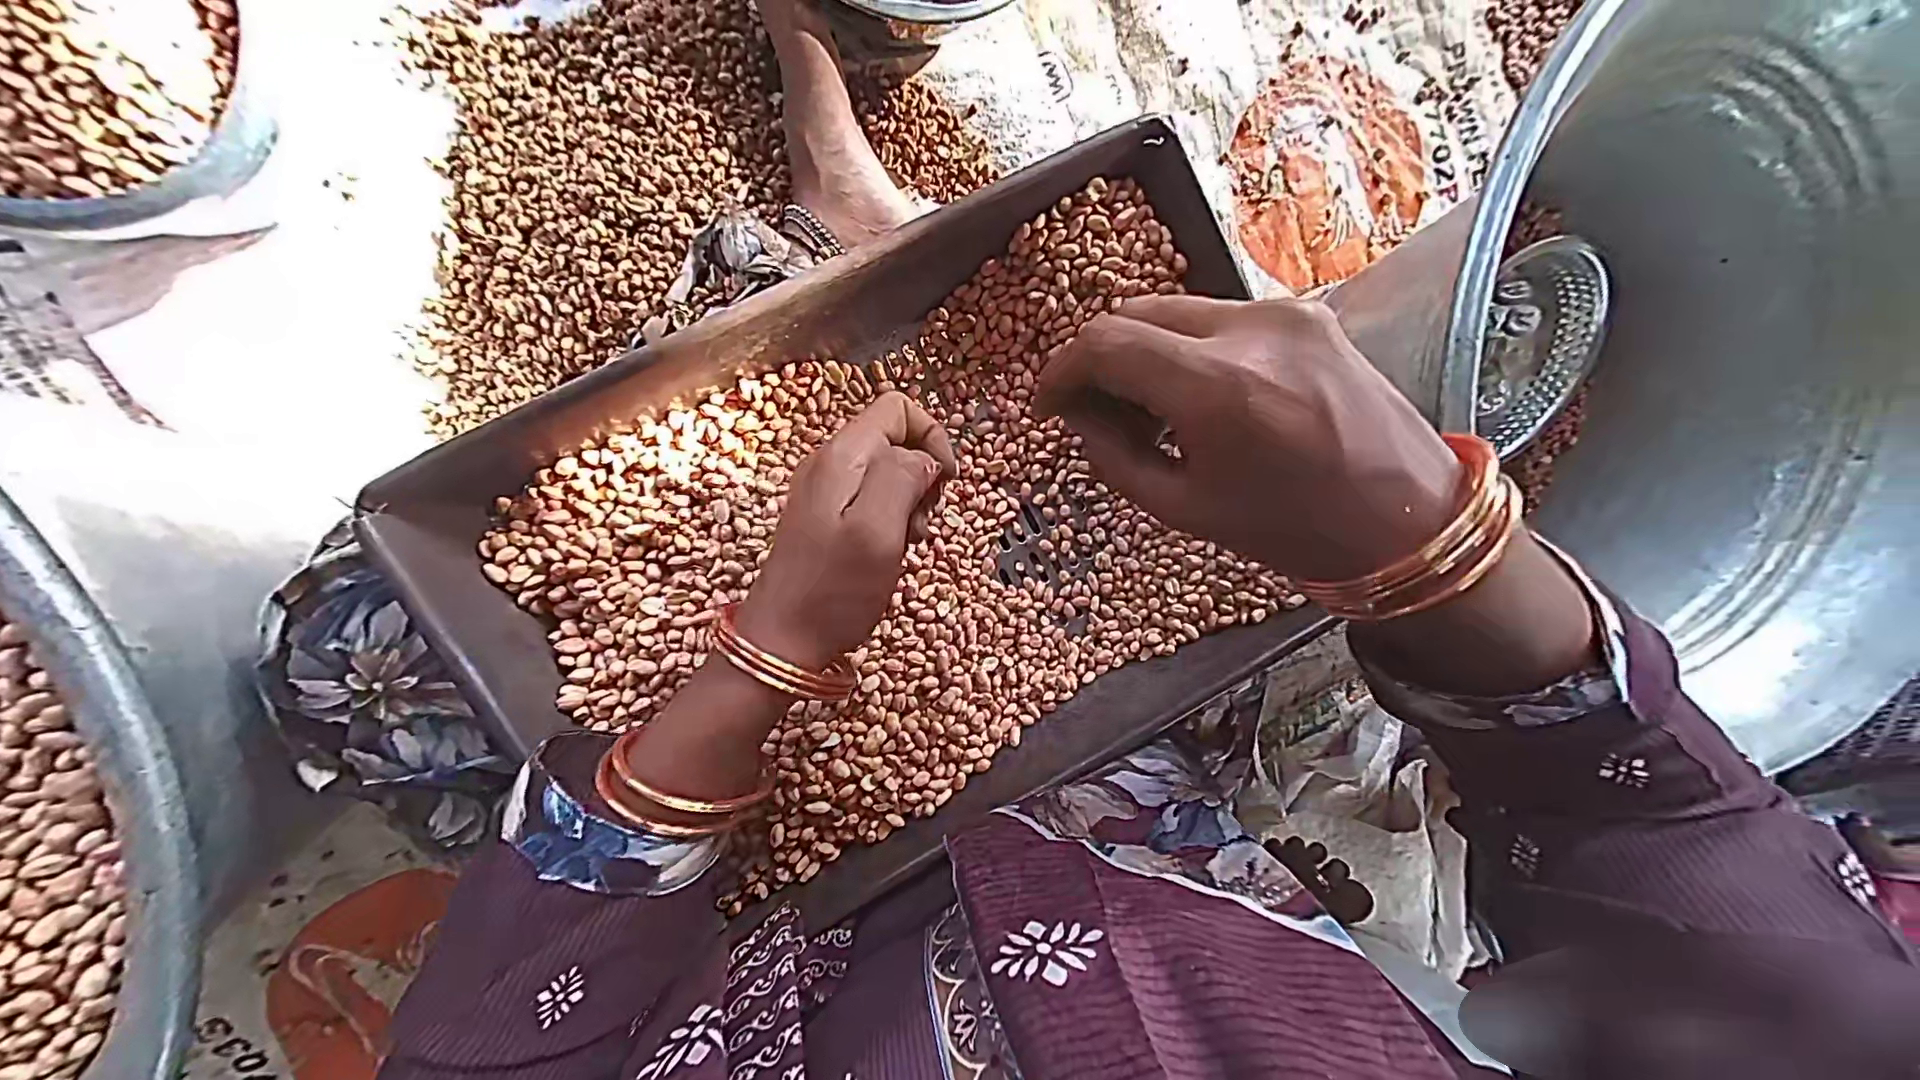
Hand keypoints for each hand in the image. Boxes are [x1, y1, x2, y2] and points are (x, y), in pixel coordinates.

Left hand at [735, 391, 956, 669]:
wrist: (782, 642)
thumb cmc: (832, 592)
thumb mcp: (877, 529)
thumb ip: (903, 478)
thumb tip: (925, 459)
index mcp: (841, 456)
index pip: (898, 408)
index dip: (933, 437)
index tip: (946, 483)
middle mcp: (830, 465)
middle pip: (895, 440)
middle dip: (923, 475)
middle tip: (919, 521)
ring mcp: (826, 493)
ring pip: (888, 473)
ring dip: (910, 502)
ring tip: (905, 541)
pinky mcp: (827, 519)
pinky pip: (873, 501)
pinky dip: (893, 519)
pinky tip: (891, 550)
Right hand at [1036, 295, 1460, 582]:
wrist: (1404, 516)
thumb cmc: (1289, 528)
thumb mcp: (1181, 507)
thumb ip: (1112, 456)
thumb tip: (1077, 417)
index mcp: (1216, 388)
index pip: (1104, 343)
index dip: (1060, 371)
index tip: (1050, 404)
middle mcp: (1250, 330)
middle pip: (1133, 313)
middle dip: (1098, 360)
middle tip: (1095, 410)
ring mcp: (1284, 312)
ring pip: (1172, 311)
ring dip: (1140, 352)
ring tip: (1146, 409)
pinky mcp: (1305, 311)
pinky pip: (1215, 318)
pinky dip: (1183, 349)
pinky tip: (1192, 395)